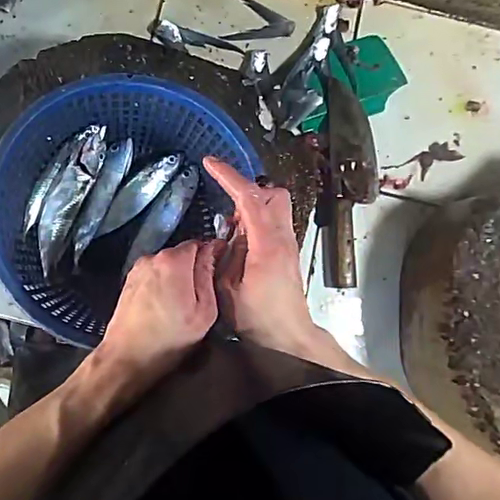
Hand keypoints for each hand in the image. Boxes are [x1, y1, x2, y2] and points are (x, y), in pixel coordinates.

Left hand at [91, 239, 221, 385]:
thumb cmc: (170, 337)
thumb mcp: (204, 311)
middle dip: (193, 267)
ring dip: (177, 276)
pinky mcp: (129, 281)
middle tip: (202, 292)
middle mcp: (153, 257)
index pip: (199, 243)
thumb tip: (213, 252)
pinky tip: (165, 305)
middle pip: (182, 253)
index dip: (211, 254)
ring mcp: (137, 268)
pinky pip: (154, 274)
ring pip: (167, 264)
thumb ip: (208, 275)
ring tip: (182, 301)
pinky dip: (162, 283)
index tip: (218, 270)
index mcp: (173, 261)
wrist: (127, 357)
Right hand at [202, 157, 322, 357]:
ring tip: (229, 227)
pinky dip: (255, 220)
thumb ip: (226, 255)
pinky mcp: (287, 251)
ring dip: (251, 206)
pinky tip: (238, 240)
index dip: (229, 176)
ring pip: (275, 206)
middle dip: (247, 189)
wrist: (288, 337)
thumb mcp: (228, 288)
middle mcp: (282, 237)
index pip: (250, 197)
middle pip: (272, 193)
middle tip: (224, 202)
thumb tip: (225, 234)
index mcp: (267, 243)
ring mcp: (288, 243)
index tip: (210, 162)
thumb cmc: (258, 318)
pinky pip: (272, 222)